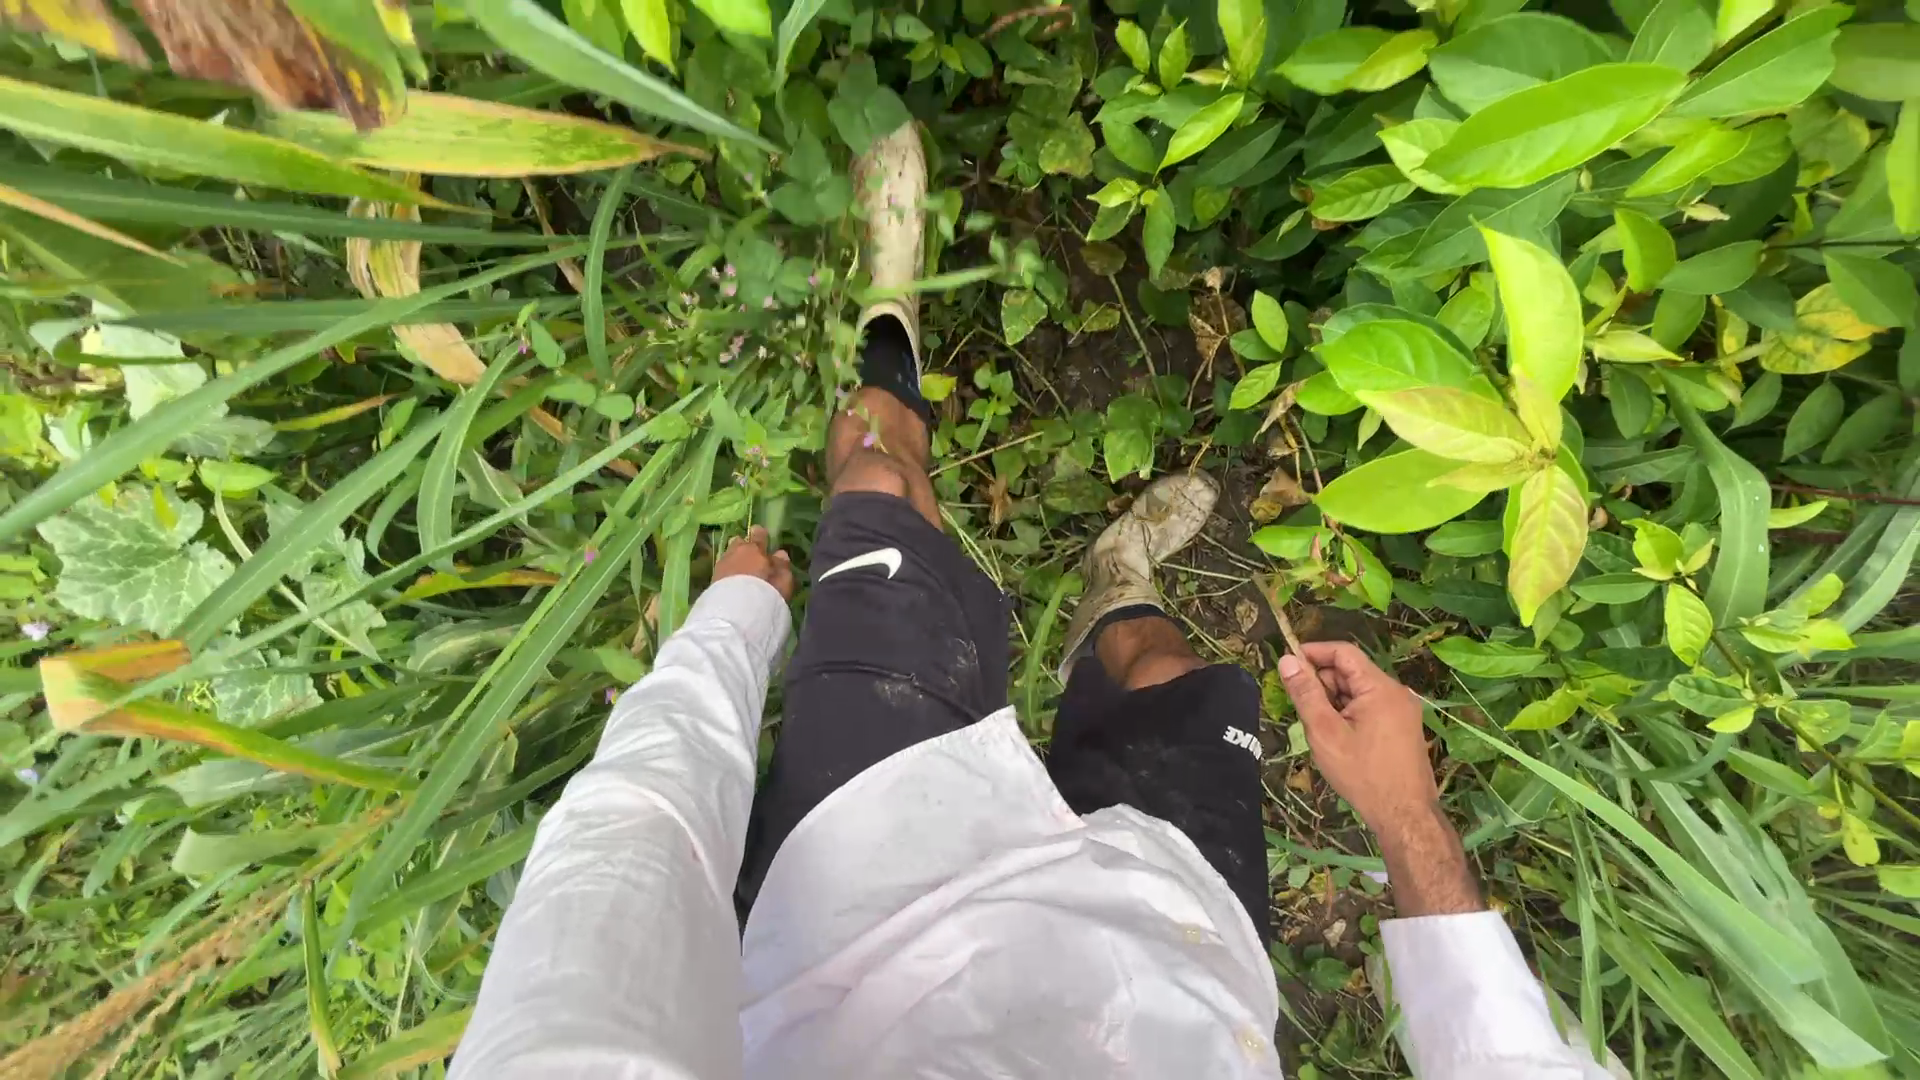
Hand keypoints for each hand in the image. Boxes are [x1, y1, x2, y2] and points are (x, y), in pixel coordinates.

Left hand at [713, 525, 794, 599]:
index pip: (759, 535)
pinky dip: (728, 571)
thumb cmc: (765, 592)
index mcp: (755, 549)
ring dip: (734, 559)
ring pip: (728, 555)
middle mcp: (736, 552)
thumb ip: (782, 565)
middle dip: (743, 546)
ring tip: (740, 570)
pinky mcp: (712, 579)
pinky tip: (732, 581)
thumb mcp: (783, 580)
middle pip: (738, 543)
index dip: (761, 534)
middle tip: (750, 554)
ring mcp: (721, 565)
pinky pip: (722, 569)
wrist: (737, 612)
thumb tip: (780, 553)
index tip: (761, 533)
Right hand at [1278, 641, 1481, 915]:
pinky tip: (1338, 737)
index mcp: (1380, 688)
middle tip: (1301, 709)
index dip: (1313, 652)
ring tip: (1319, 729)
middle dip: (1321, 683)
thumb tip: (1287, 659)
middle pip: (1350, 672)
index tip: (1287, 664)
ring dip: (1333, 701)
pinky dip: (1347, 713)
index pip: (1343, 652)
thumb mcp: (1324, 731)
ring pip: (1357, 691)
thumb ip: (1305, 692)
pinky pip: (1368, 707)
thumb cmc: (1362, 773)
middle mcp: (1396, 693)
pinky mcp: (1402, 727)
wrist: (1405, 816)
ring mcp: (1402, 710)